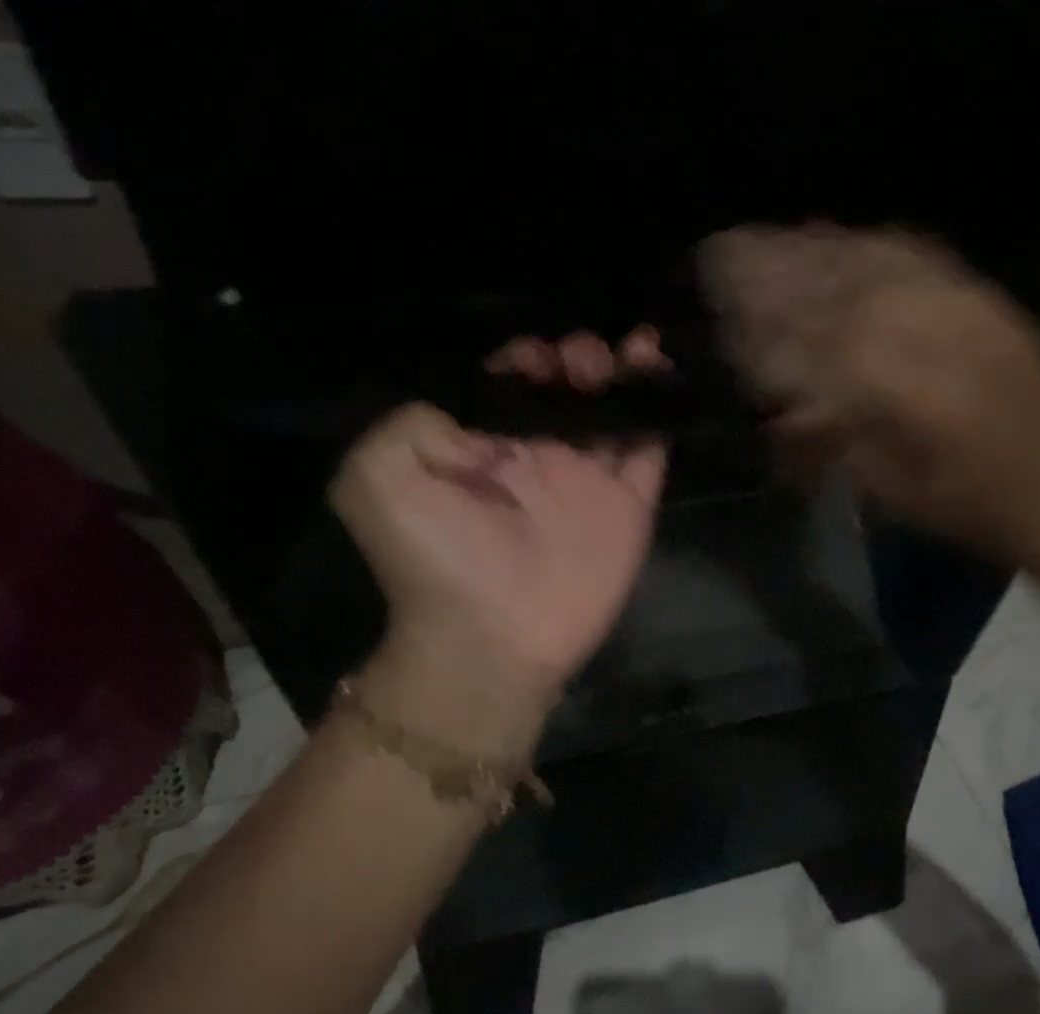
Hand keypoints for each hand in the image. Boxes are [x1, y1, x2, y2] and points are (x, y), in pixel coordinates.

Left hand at [330, 331, 668, 726]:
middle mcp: (538, 454)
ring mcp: (587, 480)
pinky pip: (650, 449)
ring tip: (634, 347)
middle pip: (569, 388)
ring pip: (614, 409)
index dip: (528, 355)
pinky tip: (659, 370)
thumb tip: (478, 391)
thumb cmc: (435, 558)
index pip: (514, 380)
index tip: (538, 358)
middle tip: (582, 364)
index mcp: (484, 443)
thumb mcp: (379, 477)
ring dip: (624, 370)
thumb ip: (411, 421)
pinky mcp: (627, 506)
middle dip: (580, 356)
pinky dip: (660, 410)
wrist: (489, 639)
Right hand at [701, 226, 1039, 562]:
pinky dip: (870, 244)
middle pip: (855, 291)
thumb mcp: (892, 492)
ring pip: (887, 264)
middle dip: (785, 274)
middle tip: (728, 257)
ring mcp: (978, 311)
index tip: (728, 321)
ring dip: (820, 251)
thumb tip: (775, 406)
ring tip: (768, 241)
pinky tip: (833, 237)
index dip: (777, 332)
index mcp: (931, 401)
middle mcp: (955, 340)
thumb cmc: (967, 510)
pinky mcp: (990, 300)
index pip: (838, 348)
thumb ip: (833, 440)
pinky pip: (925, 256)